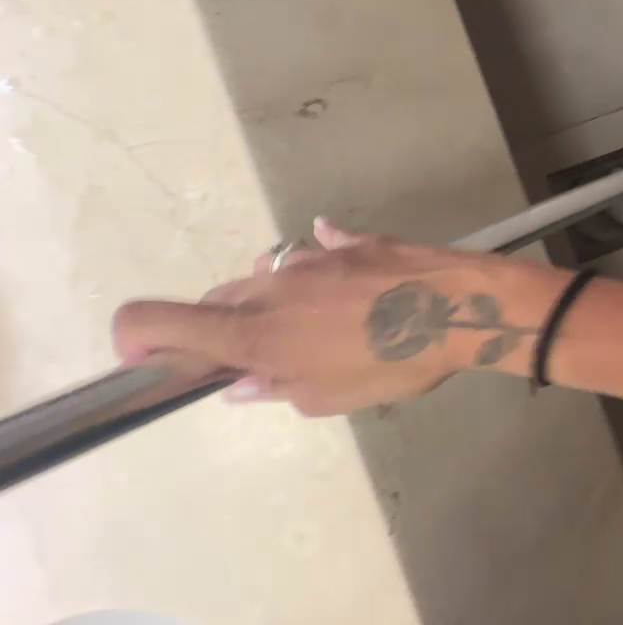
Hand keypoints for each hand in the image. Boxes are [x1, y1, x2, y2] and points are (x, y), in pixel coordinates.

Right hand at [112, 218, 561, 414]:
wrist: (471, 308)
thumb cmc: (399, 361)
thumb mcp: (331, 397)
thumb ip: (278, 387)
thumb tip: (241, 382)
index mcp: (253, 329)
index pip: (154, 318)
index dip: (137, 336)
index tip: (154, 356)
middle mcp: (275, 285)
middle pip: (220, 298)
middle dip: (224, 324)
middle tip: (263, 350)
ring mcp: (320, 256)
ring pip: (271, 273)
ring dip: (278, 295)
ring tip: (318, 319)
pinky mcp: (364, 240)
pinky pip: (328, 242)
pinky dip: (324, 255)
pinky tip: (335, 259)